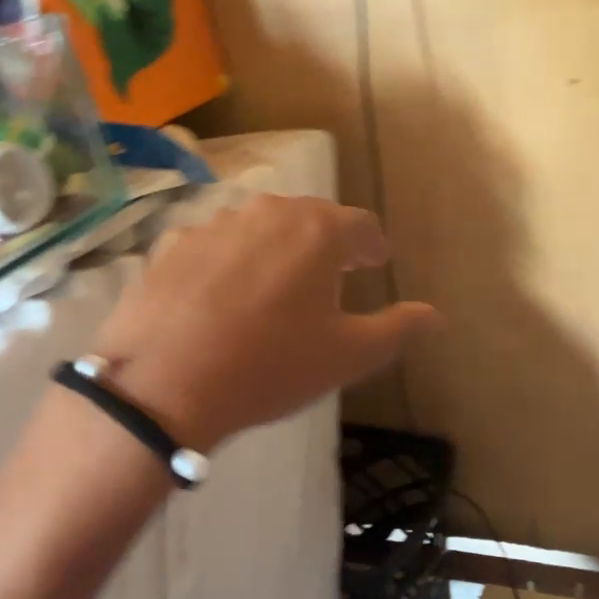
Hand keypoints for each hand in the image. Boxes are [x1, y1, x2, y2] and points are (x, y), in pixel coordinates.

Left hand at [87, 195, 437, 451]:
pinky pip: (215, 246)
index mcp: (317, 230)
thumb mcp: (347, 356)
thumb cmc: (270, 366)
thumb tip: (436, 315)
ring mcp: (213, 224)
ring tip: (273, 289)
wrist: (163, 385)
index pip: (361, 226)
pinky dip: (228, 263)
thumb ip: (398, 329)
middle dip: (325, 244)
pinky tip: (220, 298)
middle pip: (309, 219)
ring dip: (274, 250)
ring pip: (259, 229)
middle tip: (330, 276)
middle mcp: (267, 212)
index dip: (372, 247)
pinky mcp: (171, 245)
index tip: (375, 264)